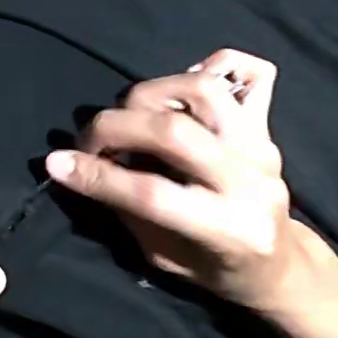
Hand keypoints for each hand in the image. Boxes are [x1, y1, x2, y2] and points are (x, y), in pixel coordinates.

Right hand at [44, 49, 326, 316]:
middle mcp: (250, 182)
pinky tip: (178, 90)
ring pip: (203, 92)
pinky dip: (208, 68)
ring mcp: (262, 148)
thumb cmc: (216, 269)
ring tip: (130, 115)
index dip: (97, 176)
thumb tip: (80, 164)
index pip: (152, 194)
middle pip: (174, 133)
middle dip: (114, 127)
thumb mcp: (163, 257)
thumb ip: (128, 209)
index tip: (57, 163)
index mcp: (228, 230)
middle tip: (89, 140)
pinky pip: (249, 74)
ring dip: (151, 94)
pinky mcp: (265, 127)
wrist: (279, 263)